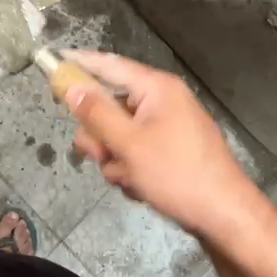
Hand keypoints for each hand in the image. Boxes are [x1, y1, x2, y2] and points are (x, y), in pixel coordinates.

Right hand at [62, 52, 259, 240]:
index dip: (78, 62)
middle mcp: (161, 101)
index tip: (52, 61)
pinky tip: (141, 187)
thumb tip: (72, 86)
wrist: (224, 215)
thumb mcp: (129, 144)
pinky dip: (130, 169)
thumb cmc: (178, 174)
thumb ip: (96, 113)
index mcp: (156, 88)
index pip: (109, 65)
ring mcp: (166, 127)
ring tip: (129, 178)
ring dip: (114, 158)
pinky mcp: (169, 150)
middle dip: (100, 135)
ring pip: (118, 134)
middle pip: (109, 106)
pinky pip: (134, 151)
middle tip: (100, 155)